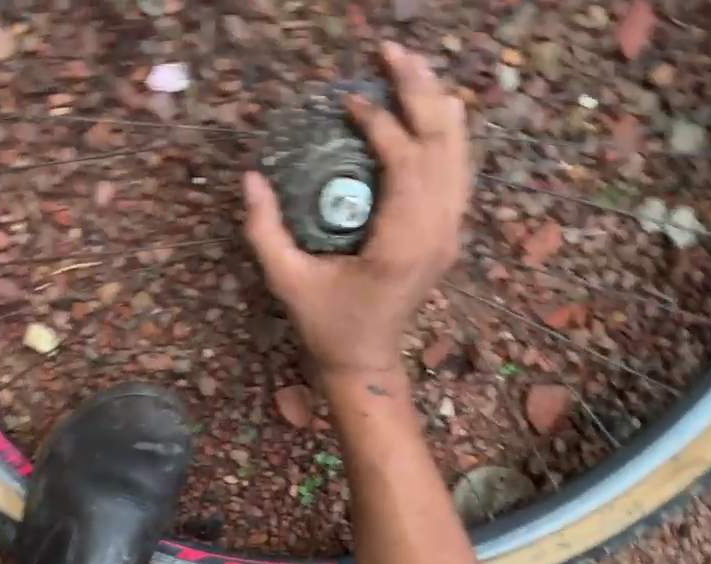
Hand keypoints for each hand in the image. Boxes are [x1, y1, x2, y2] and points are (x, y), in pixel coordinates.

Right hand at [243, 42, 470, 387]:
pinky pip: (458, 172)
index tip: (347, 101)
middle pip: (441, 141)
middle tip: (390, 53)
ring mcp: (450, 234)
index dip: (378, 121)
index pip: (403, 159)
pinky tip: (430, 110)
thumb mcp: (288, 282)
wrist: (367, 363)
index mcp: (402, 243)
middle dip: (417, 90)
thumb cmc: (327, 327)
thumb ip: (265, 232)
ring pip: (458, 151)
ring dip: (436, 104)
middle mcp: (437, 232)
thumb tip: (251, 178)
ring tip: (411, 69)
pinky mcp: (449, 235)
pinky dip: (447, 135)